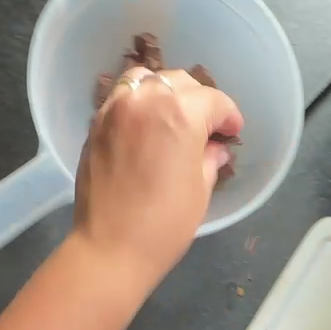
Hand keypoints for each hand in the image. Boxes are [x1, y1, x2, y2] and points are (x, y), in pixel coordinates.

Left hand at [72, 66, 242, 287]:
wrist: (110, 249)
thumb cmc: (163, 227)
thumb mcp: (199, 193)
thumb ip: (209, 161)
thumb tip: (214, 148)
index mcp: (180, 115)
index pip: (213, 101)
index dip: (229, 116)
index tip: (233, 132)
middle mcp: (147, 99)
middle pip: (180, 83)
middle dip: (199, 102)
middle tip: (207, 128)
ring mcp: (117, 107)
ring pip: (147, 80)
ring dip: (166, 94)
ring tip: (173, 119)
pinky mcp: (97, 123)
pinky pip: (122, 97)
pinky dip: (139, 103)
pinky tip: (146, 126)